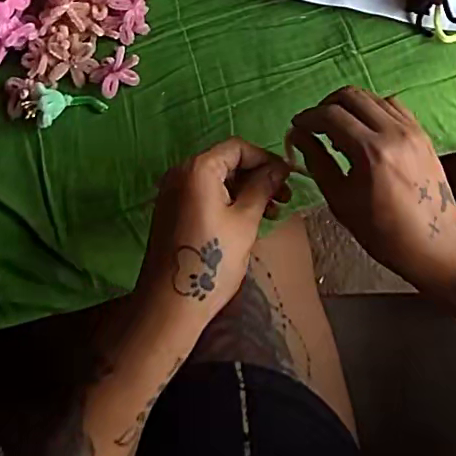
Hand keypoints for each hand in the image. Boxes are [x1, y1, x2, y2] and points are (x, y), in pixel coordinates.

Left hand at [136, 137, 292, 325]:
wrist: (168, 308)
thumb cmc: (211, 261)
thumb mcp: (245, 221)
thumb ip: (263, 187)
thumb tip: (279, 167)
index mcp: (198, 169)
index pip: (238, 147)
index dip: (266, 159)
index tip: (287, 177)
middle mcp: (181, 173)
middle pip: (227, 161)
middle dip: (257, 176)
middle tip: (283, 197)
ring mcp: (173, 192)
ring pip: (218, 179)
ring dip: (246, 190)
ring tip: (272, 212)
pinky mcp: (172, 211)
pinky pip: (205, 194)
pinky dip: (228, 200)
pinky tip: (248, 219)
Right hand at [287, 87, 455, 287]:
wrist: (436, 243)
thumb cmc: (384, 231)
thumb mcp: (341, 201)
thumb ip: (317, 162)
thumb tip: (298, 135)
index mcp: (371, 151)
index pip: (331, 115)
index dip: (309, 117)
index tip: (297, 126)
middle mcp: (392, 132)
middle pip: (351, 96)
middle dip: (326, 105)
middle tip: (315, 124)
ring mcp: (410, 129)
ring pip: (371, 96)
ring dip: (349, 105)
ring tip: (340, 128)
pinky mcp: (421, 131)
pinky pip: (391, 105)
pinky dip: (372, 108)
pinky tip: (365, 128)